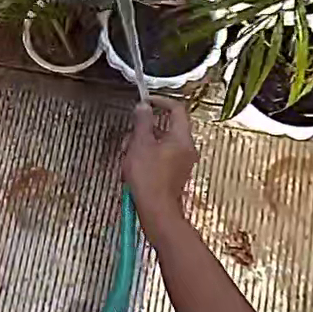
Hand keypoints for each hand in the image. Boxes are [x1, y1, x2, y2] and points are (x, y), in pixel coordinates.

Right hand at [122, 97, 197, 223]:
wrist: (156, 210)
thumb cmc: (149, 178)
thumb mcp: (140, 144)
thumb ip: (142, 122)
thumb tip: (144, 107)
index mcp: (181, 138)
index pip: (177, 109)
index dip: (161, 101)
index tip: (146, 102)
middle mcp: (185, 148)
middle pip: (165, 127)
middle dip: (143, 130)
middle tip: (129, 138)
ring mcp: (181, 162)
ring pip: (159, 143)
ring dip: (141, 145)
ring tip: (127, 157)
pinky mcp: (173, 174)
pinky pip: (159, 157)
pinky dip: (145, 158)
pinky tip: (131, 168)